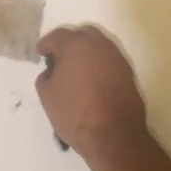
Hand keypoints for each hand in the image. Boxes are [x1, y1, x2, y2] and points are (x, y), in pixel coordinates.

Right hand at [35, 26, 148, 159]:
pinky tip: (92, 81)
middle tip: (60, 60)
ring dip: (86, 53)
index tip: (41, 55)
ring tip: (77, 71)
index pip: (56, 36)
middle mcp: (99, 45)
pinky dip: (99, 65)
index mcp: (76, 45)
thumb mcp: (47, 94)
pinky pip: (109, 60)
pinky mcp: (128, 72)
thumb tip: (53, 71)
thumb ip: (46, 76)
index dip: (46, 45)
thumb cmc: (74, 113)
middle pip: (81, 34)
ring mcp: (117, 57)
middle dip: (69, 43)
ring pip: (98, 45)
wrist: (113, 135)